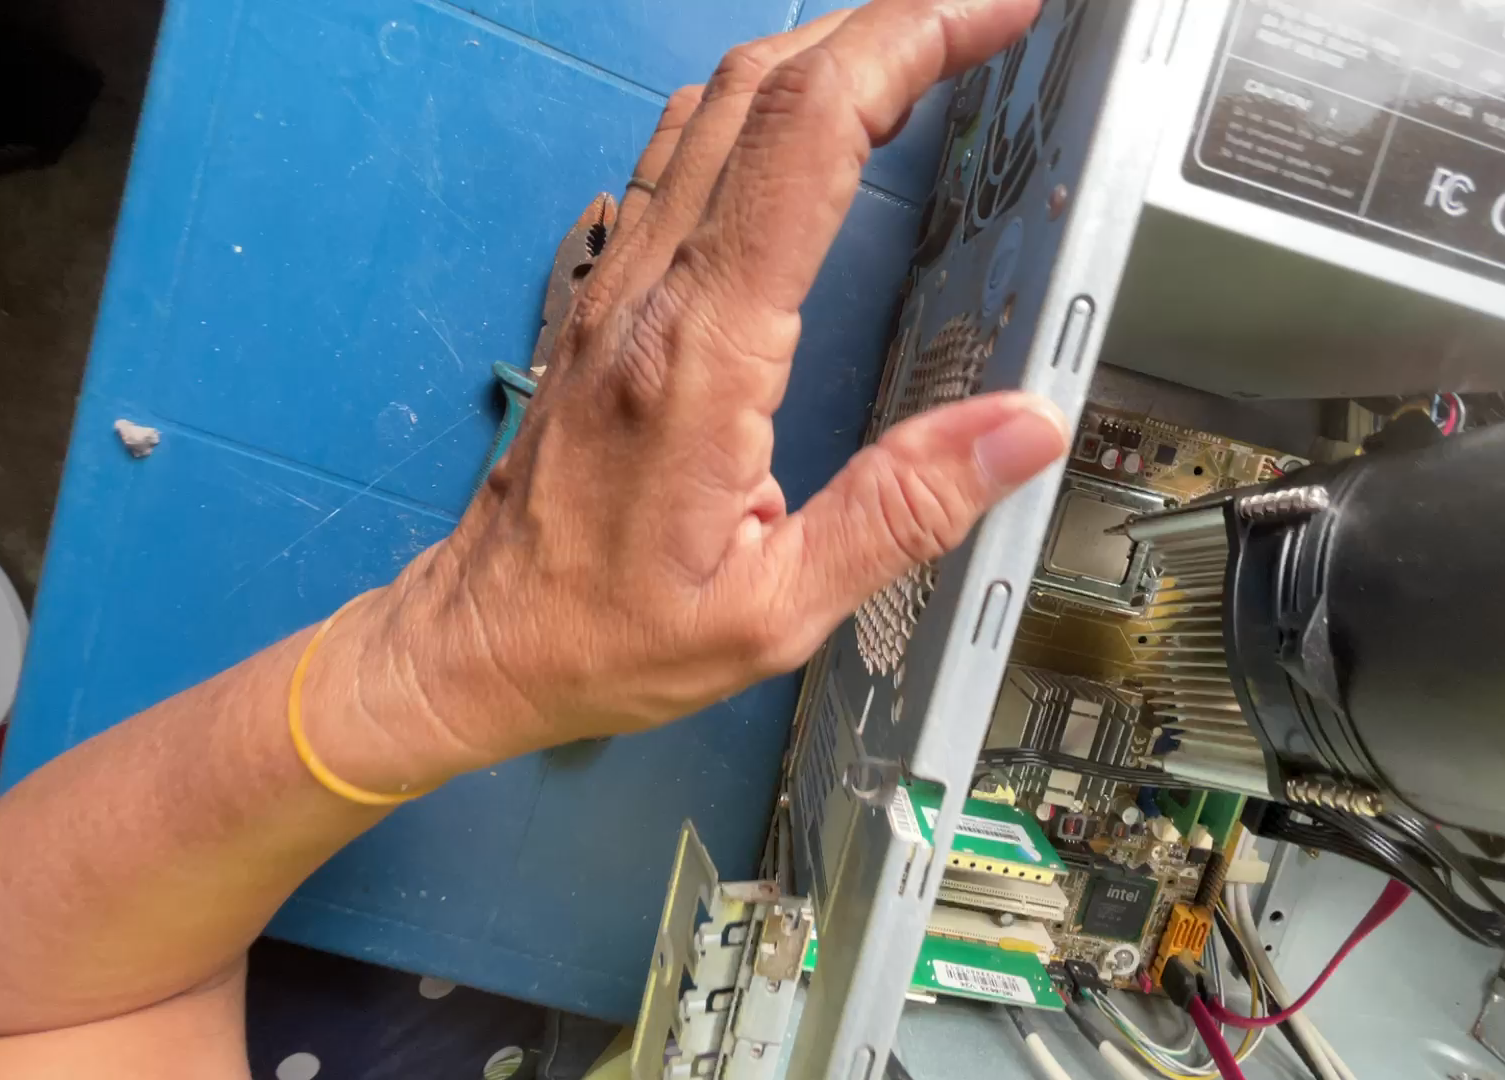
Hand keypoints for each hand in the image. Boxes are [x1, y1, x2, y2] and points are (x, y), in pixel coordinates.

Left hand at [314, 0, 1062, 789]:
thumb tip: (1020, 430)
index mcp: (700, 359)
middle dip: (880, 24)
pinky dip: (756, 116)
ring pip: (711, 112)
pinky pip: (679, 167)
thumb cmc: (611, 634)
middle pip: (760, 91)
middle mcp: (649, 296)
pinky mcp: (603, 306)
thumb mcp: (775, 608)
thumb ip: (900, 514)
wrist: (484, 639)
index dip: (909, 45)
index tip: (993, 13)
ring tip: (908, 60)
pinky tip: (801, 136)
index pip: (808, 141)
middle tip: (977, 19)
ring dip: (816, 58)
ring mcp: (614, 289)